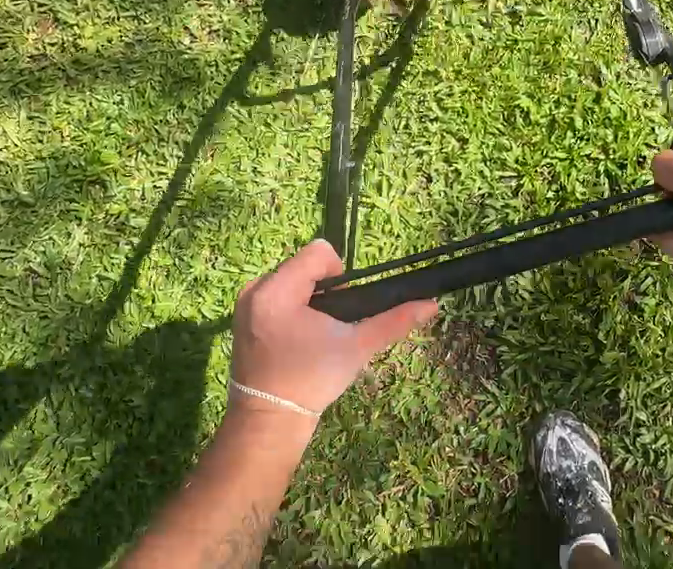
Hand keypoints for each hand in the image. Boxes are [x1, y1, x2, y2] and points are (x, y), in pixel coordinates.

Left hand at [229, 239, 436, 416]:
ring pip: (290, 277)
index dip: (338, 274)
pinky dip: (289, 305)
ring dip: (306, 295)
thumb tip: (431, 304)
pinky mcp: (241, 316)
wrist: (270, 420)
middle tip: (326, 324)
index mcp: (278, 290)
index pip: (319, 252)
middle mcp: (256, 289)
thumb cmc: (313, 379)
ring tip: (312, 331)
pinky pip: (274, 292)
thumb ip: (393, 320)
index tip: (339, 306)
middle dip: (322, 286)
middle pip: (304, 264)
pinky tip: (295, 335)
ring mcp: (245, 303)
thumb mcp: (357, 347)